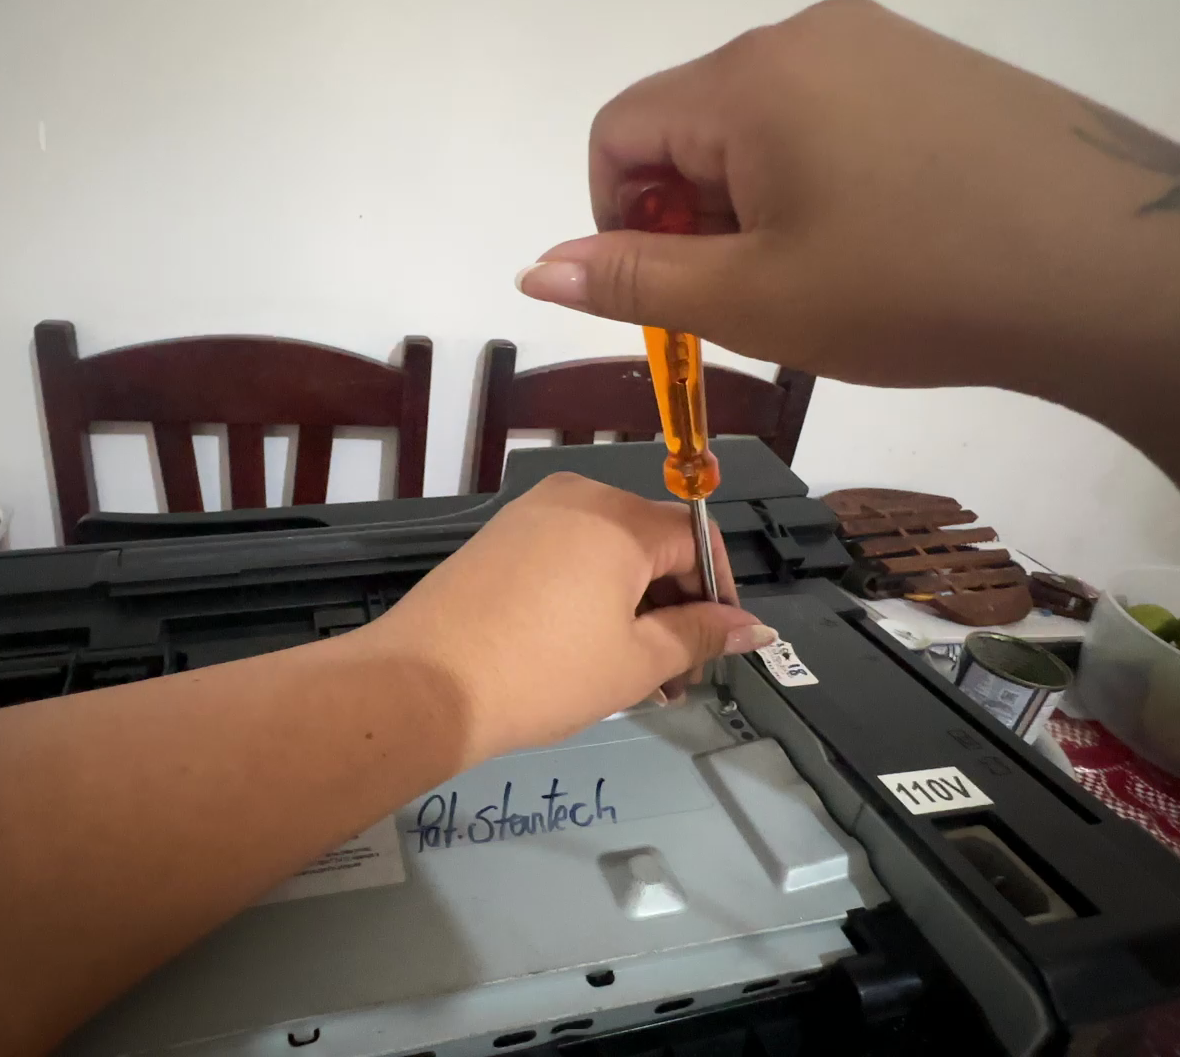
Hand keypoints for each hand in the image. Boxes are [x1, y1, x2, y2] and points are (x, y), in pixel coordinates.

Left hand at [357, 473, 774, 761]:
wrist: (424, 682)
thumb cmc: (543, 672)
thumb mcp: (636, 661)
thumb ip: (701, 635)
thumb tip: (755, 628)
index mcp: (618, 517)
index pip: (696, 539)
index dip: (717, 595)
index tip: (717, 647)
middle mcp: (575, 498)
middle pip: (650, 544)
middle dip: (672, 609)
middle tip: (674, 677)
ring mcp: (529, 514)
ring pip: (606, 555)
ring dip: (631, 610)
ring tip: (634, 678)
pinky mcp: (497, 538)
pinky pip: (565, 557)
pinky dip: (588, 596)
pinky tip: (586, 650)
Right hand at [516, 0, 1179, 392]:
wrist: (1117, 271)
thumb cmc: (904, 289)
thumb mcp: (744, 301)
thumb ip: (627, 281)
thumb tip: (534, 268)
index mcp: (750, 79)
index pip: (618, 129)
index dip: (611, 215)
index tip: (664, 283)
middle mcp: (807, 35)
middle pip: (682, 125)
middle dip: (678, 215)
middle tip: (737, 293)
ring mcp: (877, 44)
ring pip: (747, 128)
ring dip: (736, 207)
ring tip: (798, 274)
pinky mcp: (926, 71)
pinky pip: (815, 120)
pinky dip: (795, 185)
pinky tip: (851, 241)